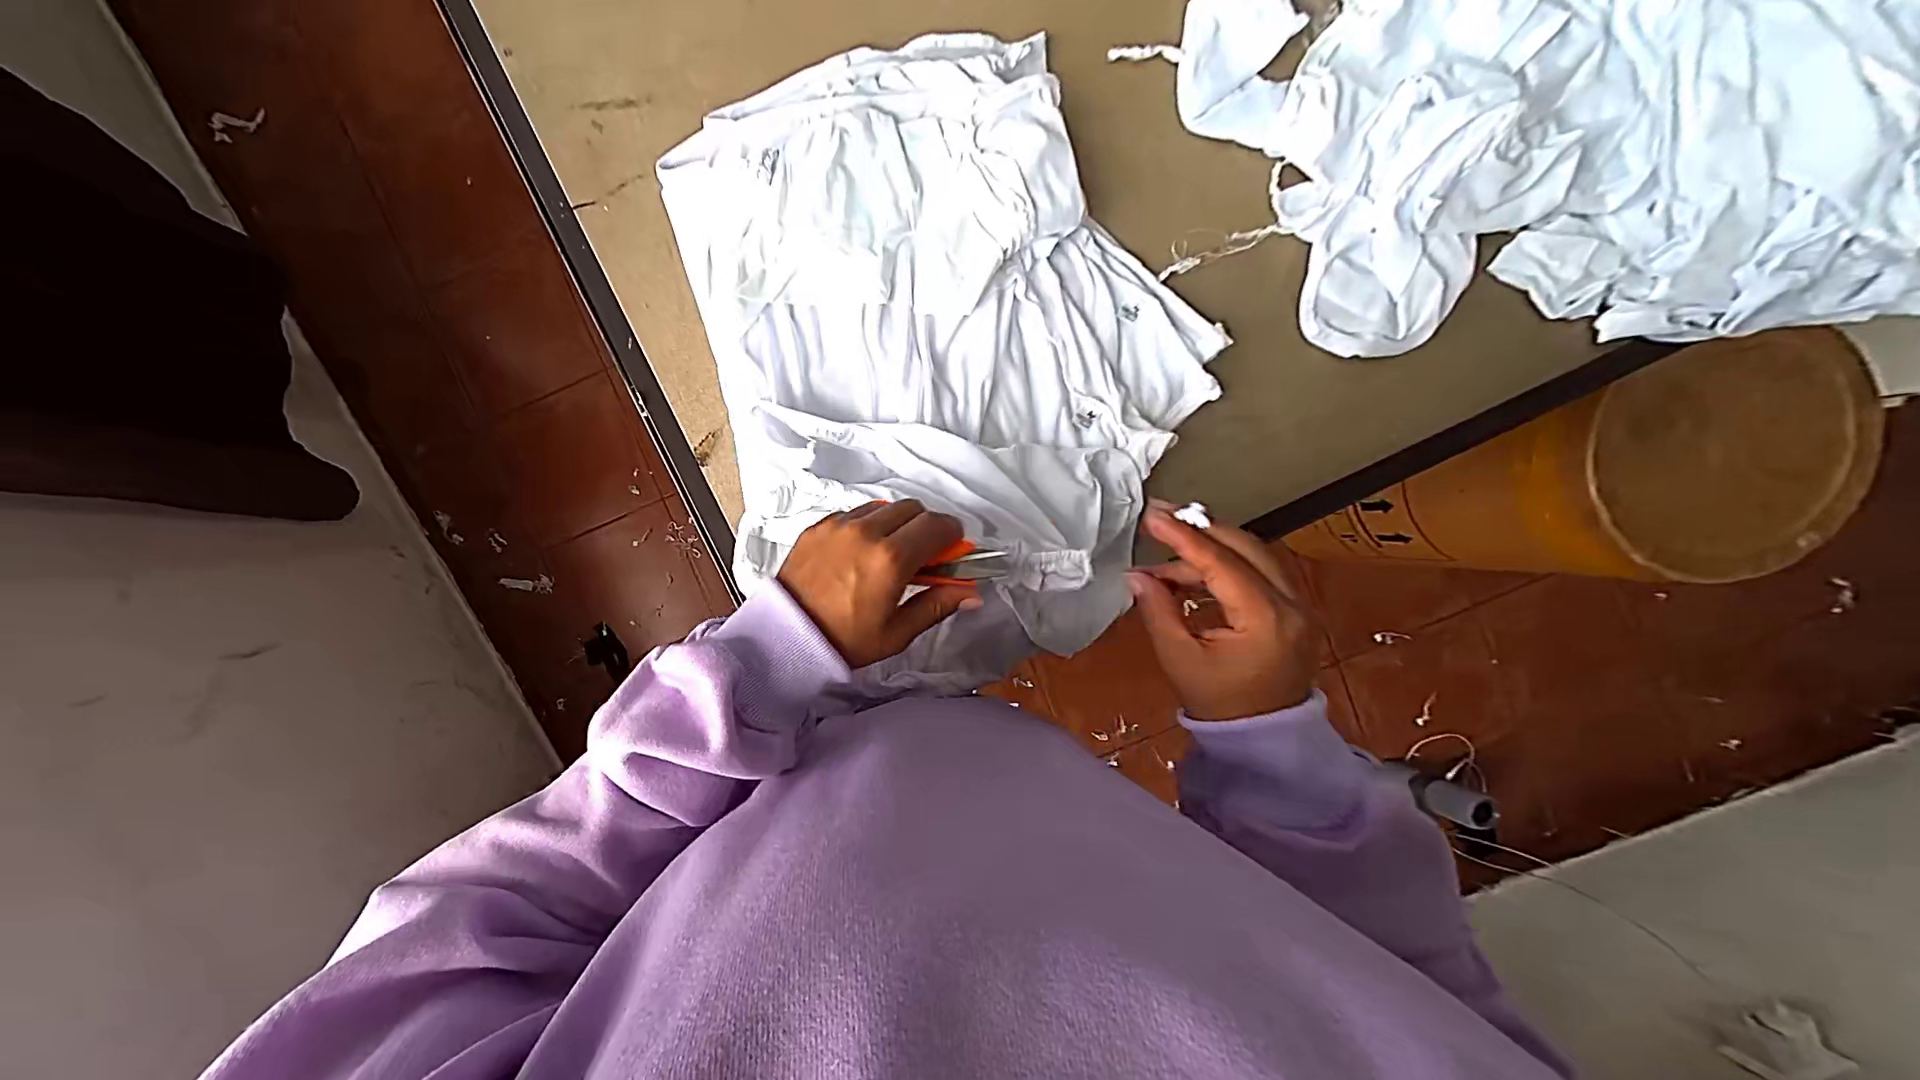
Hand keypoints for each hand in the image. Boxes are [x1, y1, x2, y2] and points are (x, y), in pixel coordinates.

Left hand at [778, 500, 984, 668]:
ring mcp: (839, 526)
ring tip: (891, 553)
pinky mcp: (819, 526)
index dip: (953, 535)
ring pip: (885, 507)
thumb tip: (970, 593)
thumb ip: (937, 605)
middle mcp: (866, 533)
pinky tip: (863, 551)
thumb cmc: (841, 640)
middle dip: (926, 527)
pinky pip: (855, 513)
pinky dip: (868, 525)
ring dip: (897, 523)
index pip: (938, 525)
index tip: (953, 549)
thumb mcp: (897, 632)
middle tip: (924, 555)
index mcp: (891, 559)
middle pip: (914, 508)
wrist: (784, 638)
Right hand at [1126, 503, 1318, 720]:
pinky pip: (1260, 569)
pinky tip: (1192, 575)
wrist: (1264, 737)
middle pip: (1244, 546)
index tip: (1153, 516)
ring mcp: (1300, 604)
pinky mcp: (1296, 607)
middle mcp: (1292, 603)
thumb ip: (1158, 611)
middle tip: (1161, 519)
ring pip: (1254, 553)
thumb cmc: (1219, 703)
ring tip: (1167, 562)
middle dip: (1199, 529)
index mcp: (1266, 619)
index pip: (1220, 563)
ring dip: (1211, 547)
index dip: (1182, 537)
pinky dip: (1226, 564)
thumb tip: (1136, 574)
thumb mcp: (1180, 659)